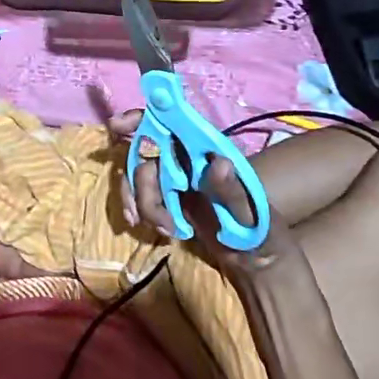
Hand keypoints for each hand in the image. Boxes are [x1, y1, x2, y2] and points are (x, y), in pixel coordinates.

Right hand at [108, 110, 300, 274]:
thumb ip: (231, 190)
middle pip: (145, 149)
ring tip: (165, 226)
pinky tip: (145, 225)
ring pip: (138, 174)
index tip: (118, 126)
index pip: (171, 120)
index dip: (143, 117)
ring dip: (141, 200)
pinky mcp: (166, 198)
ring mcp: (174, 178)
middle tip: (144, 210)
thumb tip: (219, 163)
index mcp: (206, 149)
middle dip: (140, 179)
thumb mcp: (251, 212)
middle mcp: (186, 158)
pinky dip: (136, 208)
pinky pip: (139, 195)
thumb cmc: (260, 230)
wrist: (255, 261)